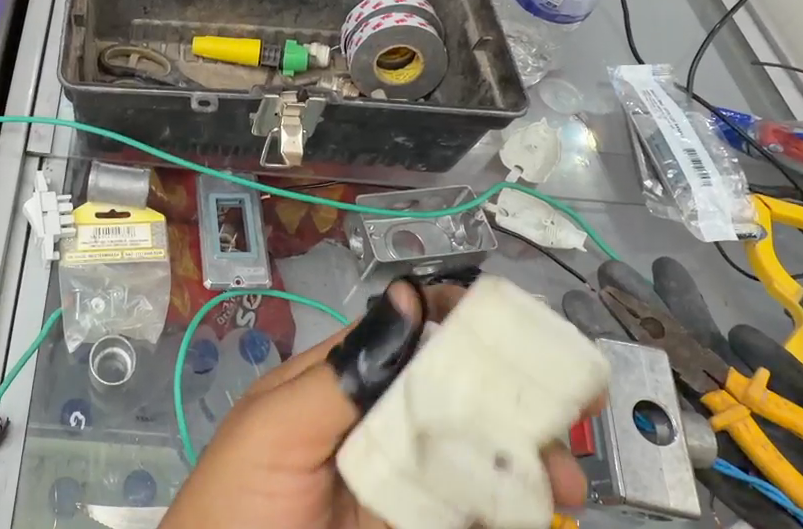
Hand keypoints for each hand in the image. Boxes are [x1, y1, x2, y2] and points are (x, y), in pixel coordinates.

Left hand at [162, 280, 593, 528]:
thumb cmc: (236, 505)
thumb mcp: (277, 428)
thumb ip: (342, 372)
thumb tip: (407, 296)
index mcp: (338, 386)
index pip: (405, 342)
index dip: (456, 327)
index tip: (511, 329)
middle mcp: (373, 428)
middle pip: (452, 400)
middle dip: (510, 400)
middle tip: (566, 411)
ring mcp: (397, 485)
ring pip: (472, 459)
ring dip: (524, 461)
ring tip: (564, 477)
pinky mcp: (414, 527)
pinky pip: (468, 512)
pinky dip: (506, 510)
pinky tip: (538, 509)